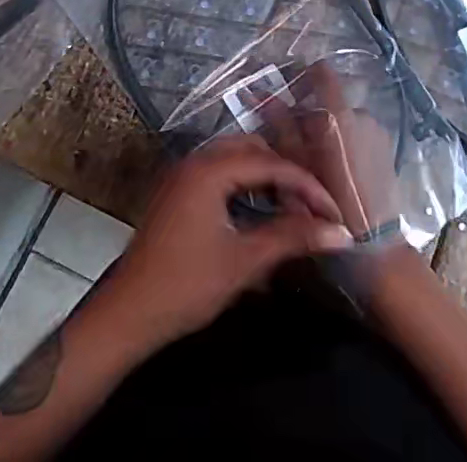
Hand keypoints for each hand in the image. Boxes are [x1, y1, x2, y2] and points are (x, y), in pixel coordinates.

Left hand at [99, 137, 352, 346]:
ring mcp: (183, 176)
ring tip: (291, 210)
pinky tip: (259, 213)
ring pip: (236, 160)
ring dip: (266, 179)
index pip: (272, 164)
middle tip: (311, 208)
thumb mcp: (244, 262)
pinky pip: (220, 173)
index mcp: (210, 170)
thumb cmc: (185, 287)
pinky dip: (245, 186)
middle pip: (254, 151)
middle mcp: (195, 162)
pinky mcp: (177, 193)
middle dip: (286, 175)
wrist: (126, 316)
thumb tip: (341, 233)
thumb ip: (293, 238)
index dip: (308, 187)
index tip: (334, 213)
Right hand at [265, 59, 402, 242]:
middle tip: (289, 144)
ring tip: (311, 163)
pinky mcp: (385, 150)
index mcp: (339, 116)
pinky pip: (358, 136)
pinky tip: (333, 172)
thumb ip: (280, 128)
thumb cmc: (327, 208)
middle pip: (328, 103)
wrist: (375, 248)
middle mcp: (362, 116)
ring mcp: (377, 132)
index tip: (284, 93)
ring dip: (325, 133)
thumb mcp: (294, 168)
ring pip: (342, 122)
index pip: (322, 74)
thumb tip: (262, 96)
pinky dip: (342, 144)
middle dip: (307, 117)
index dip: (301, 77)